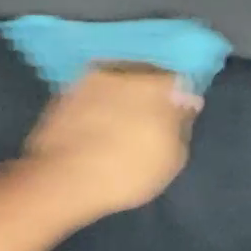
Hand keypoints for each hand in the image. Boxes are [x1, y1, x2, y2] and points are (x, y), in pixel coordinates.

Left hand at [16, 63, 200, 219]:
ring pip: (113, 81)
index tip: (177, 112)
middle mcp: (122, 71)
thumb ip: (182, 125)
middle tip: (148, 117)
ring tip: (119, 123)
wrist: (63, 178)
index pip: (176, 78)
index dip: (178, 95)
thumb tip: (188, 103)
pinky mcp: (63, 94)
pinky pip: (89, 95)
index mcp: (154, 83)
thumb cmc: (126, 171)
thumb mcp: (172, 159)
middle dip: (148, 91)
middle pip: (143, 74)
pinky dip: (95, 105)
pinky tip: (94, 126)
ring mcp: (88, 80)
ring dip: (119, 96)